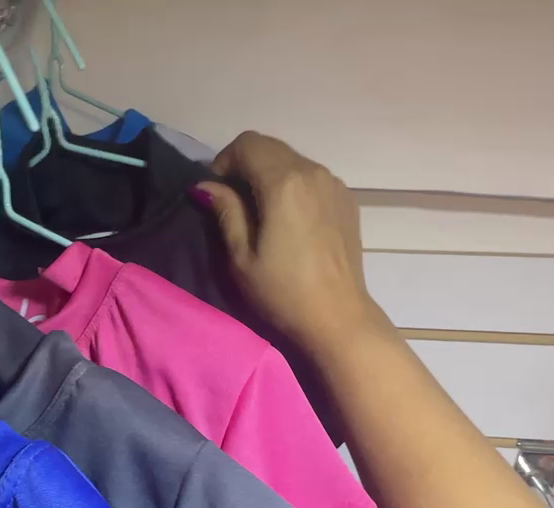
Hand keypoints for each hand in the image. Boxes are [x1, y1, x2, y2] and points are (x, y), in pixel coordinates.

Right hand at [194, 132, 392, 360]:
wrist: (337, 317)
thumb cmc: (282, 293)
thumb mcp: (241, 257)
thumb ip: (225, 212)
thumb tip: (206, 185)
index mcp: (284, 182)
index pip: (247, 144)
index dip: (224, 161)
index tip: (215, 192)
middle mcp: (313, 171)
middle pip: (271, 148)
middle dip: (246, 167)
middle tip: (233, 203)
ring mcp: (334, 184)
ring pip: (293, 161)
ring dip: (270, 177)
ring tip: (261, 215)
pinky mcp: (346, 200)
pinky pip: (312, 179)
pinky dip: (293, 188)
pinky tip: (289, 223)